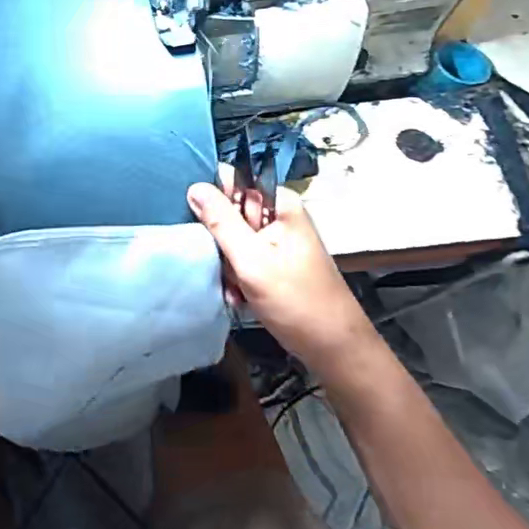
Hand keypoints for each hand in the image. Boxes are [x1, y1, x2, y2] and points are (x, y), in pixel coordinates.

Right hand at [187, 169, 377, 373]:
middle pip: (229, 210)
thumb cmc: (296, 301)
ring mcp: (276, 238)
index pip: (233, 180)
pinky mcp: (273, 260)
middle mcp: (278, 214)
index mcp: (279, 202)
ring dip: (227, 264)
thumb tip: (194, 187)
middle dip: (220, 241)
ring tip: (236, 288)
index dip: (214, 201)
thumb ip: (221, 222)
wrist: (333, 347)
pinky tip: (240, 296)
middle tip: (228, 267)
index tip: (206, 228)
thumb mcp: (251, 260)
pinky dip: (237, 276)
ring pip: (232, 237)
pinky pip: (242, 257)